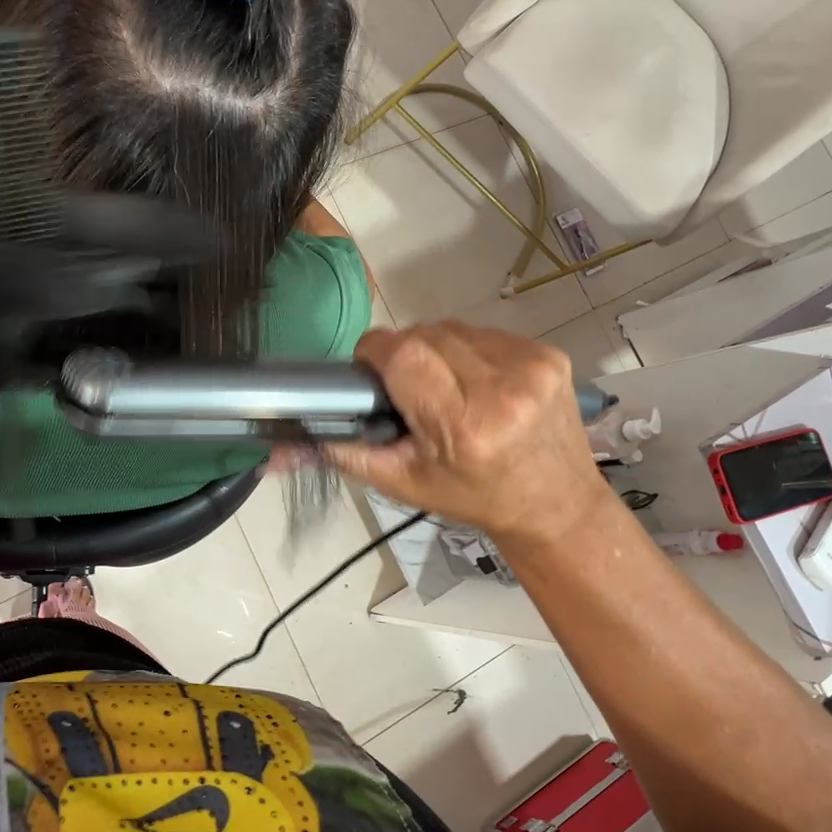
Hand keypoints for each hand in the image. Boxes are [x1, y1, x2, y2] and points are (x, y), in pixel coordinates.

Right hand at [326, 322, 610, 547]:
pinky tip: (474, 380)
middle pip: (424, 335)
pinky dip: (467, 350)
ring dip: (435, 349)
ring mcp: (531, 367)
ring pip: (452, 328)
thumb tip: (277, 449)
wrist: (554, 503)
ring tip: (442, 386)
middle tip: (404, 387)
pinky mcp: (550, 354)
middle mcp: (502, 389)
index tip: (369, 370)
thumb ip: (342, 453)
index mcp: (462, 425)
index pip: (403, 353)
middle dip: (403, 353)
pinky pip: (483, 332)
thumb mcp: (400, 482)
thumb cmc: (471, 496)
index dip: (376, 352)